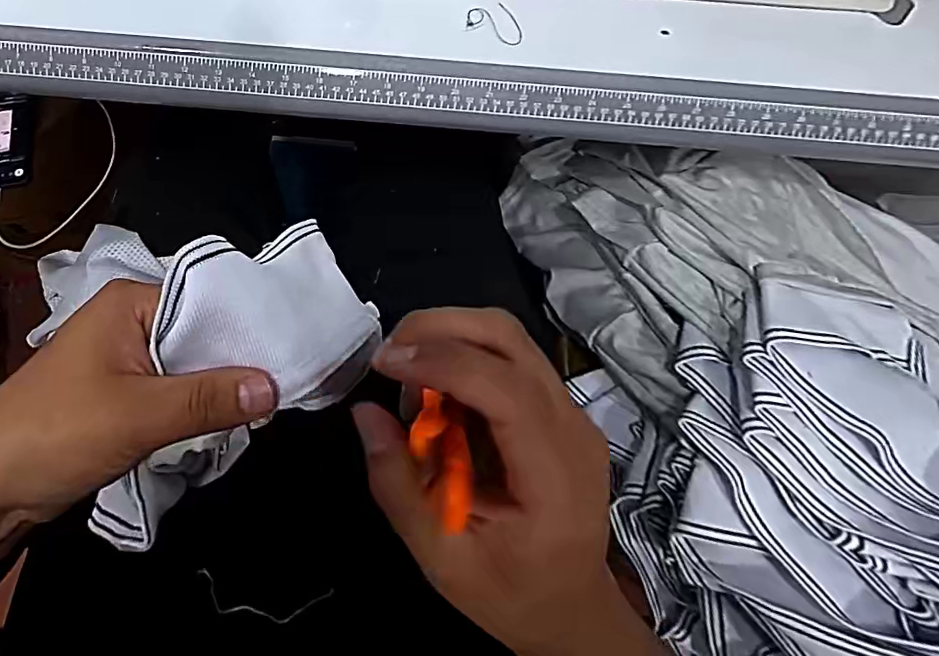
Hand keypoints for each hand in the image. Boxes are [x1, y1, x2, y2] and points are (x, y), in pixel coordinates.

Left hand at [0, 279, 276, 581]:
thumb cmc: (56, 433)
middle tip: (284, 383)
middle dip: (233, 360)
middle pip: (197, 330)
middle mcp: (128, 317)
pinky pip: (168, 386)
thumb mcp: (138, 415)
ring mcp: (121, 353)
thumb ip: (207, 398)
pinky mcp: (117, 388)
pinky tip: (224, 418)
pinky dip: (192, 403)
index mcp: (129, 300)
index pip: (204, 298)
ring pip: (185, 362)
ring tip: (264, 402)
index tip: (289, 350)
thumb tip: (274, 385)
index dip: (245, 324)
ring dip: (213, 385)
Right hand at [352, 309, 660, 655]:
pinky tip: (436, 392)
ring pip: (504, 334)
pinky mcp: (556, 402)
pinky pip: (504, 353)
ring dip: (446, 337)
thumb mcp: (442, 559)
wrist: (573, 611)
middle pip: (506, 337)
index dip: (439, 362)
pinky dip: (460, 353)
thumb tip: (365, 412)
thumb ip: (397, 486)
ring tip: (410, 378)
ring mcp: (570, 408)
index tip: (383, 364)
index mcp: (554, 475)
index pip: (504, 388)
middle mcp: (572, 426)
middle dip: (437, 328)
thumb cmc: (511, 594)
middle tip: (389, 356)